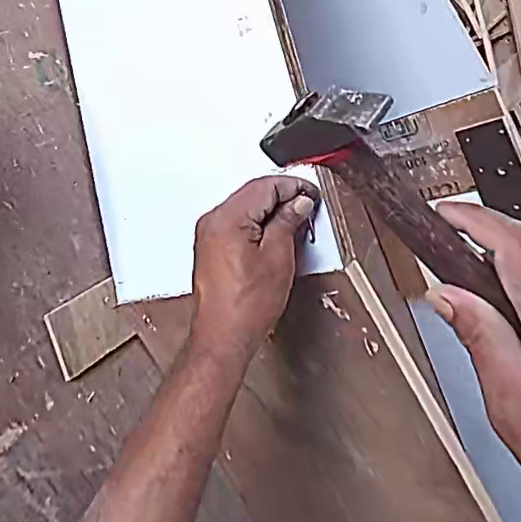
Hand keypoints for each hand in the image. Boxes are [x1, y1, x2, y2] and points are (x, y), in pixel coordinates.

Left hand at [188, 176, 318, 362]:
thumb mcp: (278, 258)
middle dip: (283, 195)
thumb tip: (298, 204)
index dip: (293, 186)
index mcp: (227, 219)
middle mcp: (213, 222)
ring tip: (296, 220)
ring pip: (245, 206)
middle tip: (308, 205)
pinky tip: (275, 233)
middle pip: (253, 192)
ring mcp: (209, 233)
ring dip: (271, 208)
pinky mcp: (211, 246)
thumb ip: (288, 222)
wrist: (224, 336)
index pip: (264, 185)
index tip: (311, 193)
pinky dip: (258, 222)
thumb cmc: (245, 307)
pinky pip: (237, 221)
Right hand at [427, 203, 520, 521]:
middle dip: (480, 238)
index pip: (515, 248)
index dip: (473, 220)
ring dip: (501, 269)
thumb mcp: (515, 412)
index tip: (444, 211)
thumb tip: (447, 296)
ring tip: (471, 300)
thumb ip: (482, 342)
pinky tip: (510, 320)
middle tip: (440, 251)